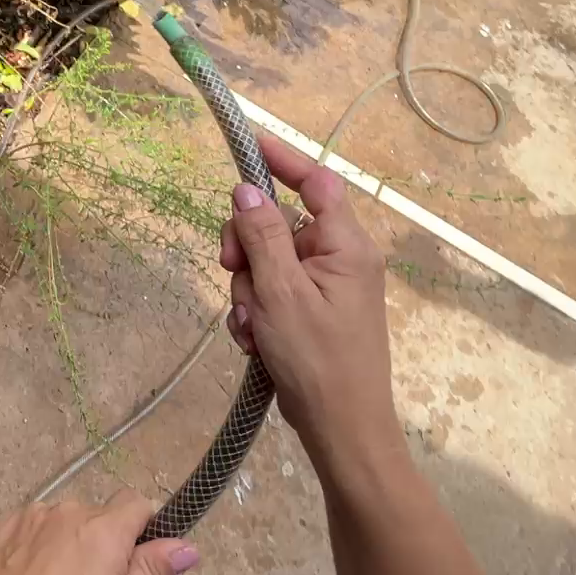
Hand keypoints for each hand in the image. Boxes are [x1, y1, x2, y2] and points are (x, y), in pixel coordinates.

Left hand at [0, 489, 200, 574]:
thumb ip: (152, 574)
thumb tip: (186, 545)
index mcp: (99, 530)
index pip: (136, 503)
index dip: (145, 530)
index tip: (142, 560)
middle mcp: (63, 510)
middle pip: (98, 517)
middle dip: (105, 546)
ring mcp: (28, 516)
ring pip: (63, 521)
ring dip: (69, 546)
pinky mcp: (0, 527)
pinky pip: (32, 526)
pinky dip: (38, 545)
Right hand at [219, 135, 401, 478]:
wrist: (341, 431)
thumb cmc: (317, 359)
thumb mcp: (281, 292)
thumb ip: (262, 236)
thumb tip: (245, 190)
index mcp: (345, 246)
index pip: (317, 182)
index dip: (283, 159)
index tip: (247, 143)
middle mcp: (338, 258)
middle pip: (277, 222)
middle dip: (246, 246)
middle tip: (230, 270)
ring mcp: (322, 285)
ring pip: (265, 258)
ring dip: (247, 286)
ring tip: (252, 324)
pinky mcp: (308, 308)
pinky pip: (269, 288)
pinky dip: (255, 307)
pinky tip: (255, 337)